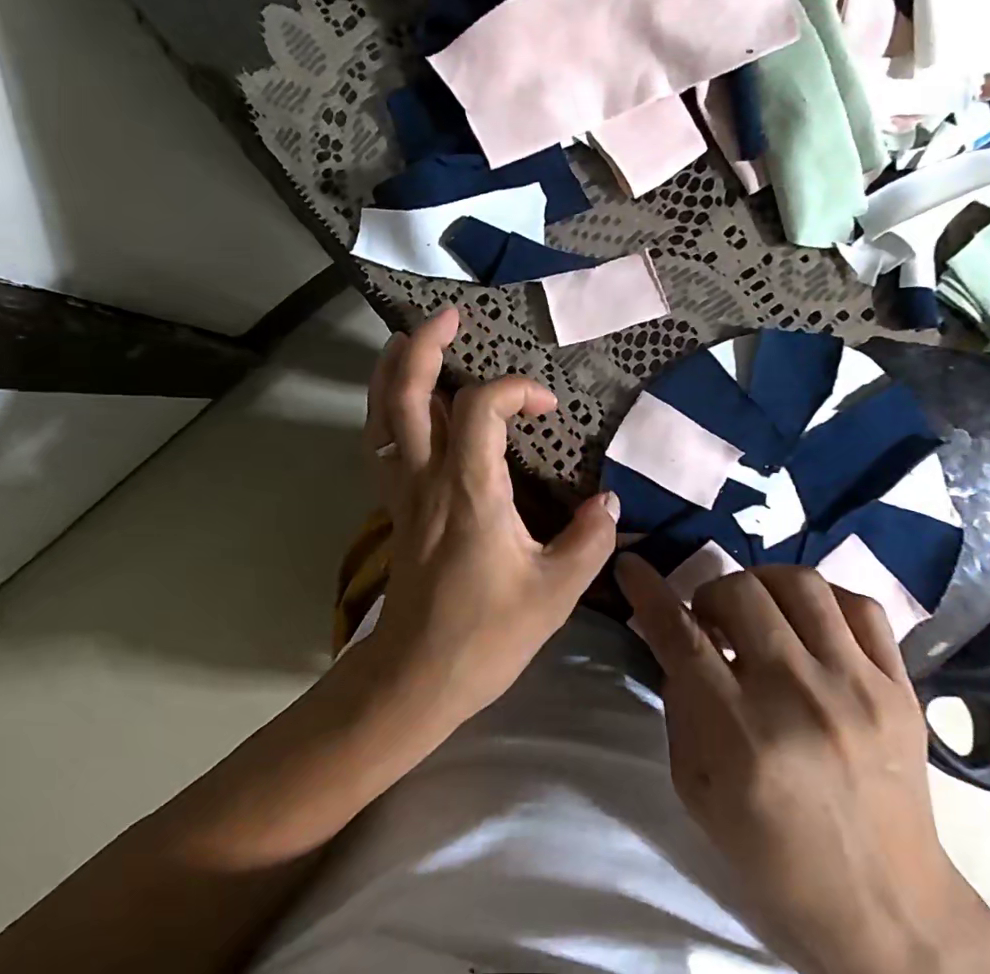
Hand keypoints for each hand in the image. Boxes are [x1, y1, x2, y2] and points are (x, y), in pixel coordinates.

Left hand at [360, 308, 618, 719]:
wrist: (420, 672)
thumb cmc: (488, 634)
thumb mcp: (556, 590)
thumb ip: (588, 539)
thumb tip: (609, 503)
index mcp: (468, 489)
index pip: (479, 407)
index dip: (513, 389)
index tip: (544, 404)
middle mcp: (425, 478)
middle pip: (405, 394)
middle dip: (422, 347)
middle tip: (447, 318)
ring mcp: (402, 491)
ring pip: (381, 415)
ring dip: (391, 371)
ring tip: (411, 342)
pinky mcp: (395, 508)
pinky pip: (382, 443)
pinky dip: (388, 411)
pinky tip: (404, 405)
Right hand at [615, 560, 989, 973]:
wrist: (885, 904)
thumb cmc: (769, 849)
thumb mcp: (694, 784)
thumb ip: (681, 707)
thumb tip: (677, 645)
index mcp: (739, 731)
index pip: (680, 634)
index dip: (648, 591)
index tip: (631, 567)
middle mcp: (798, 697)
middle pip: (739, 593)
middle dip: (707, 592)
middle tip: (706, 619)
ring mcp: (858, 688)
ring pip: (802, 584)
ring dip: (761, 584)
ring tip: (755, 612)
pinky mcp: (902, 689)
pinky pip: (862, 607)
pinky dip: (823, 601)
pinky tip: (806, 625)